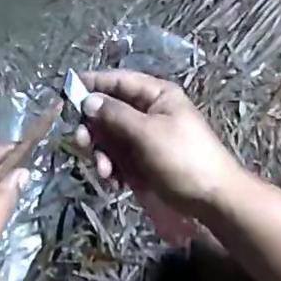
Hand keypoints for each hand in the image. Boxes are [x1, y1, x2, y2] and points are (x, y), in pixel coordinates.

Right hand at [75, 70, 245, 216]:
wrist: (214, 200)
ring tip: (105, 171)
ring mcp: (147, 139)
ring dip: (102, 153)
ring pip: (111, 138)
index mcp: (157, 95)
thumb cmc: (183, 158)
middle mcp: (150, 112)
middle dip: (95, 127)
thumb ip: (115, 115)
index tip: (67, 90)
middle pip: (110, 110)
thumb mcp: (147, 133)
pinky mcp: (145, 163)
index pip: (119, 81)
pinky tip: (114, 183)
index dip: (93, 83)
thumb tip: (88, 100)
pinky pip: (119, 159)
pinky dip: (112, 169)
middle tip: (82, 142)